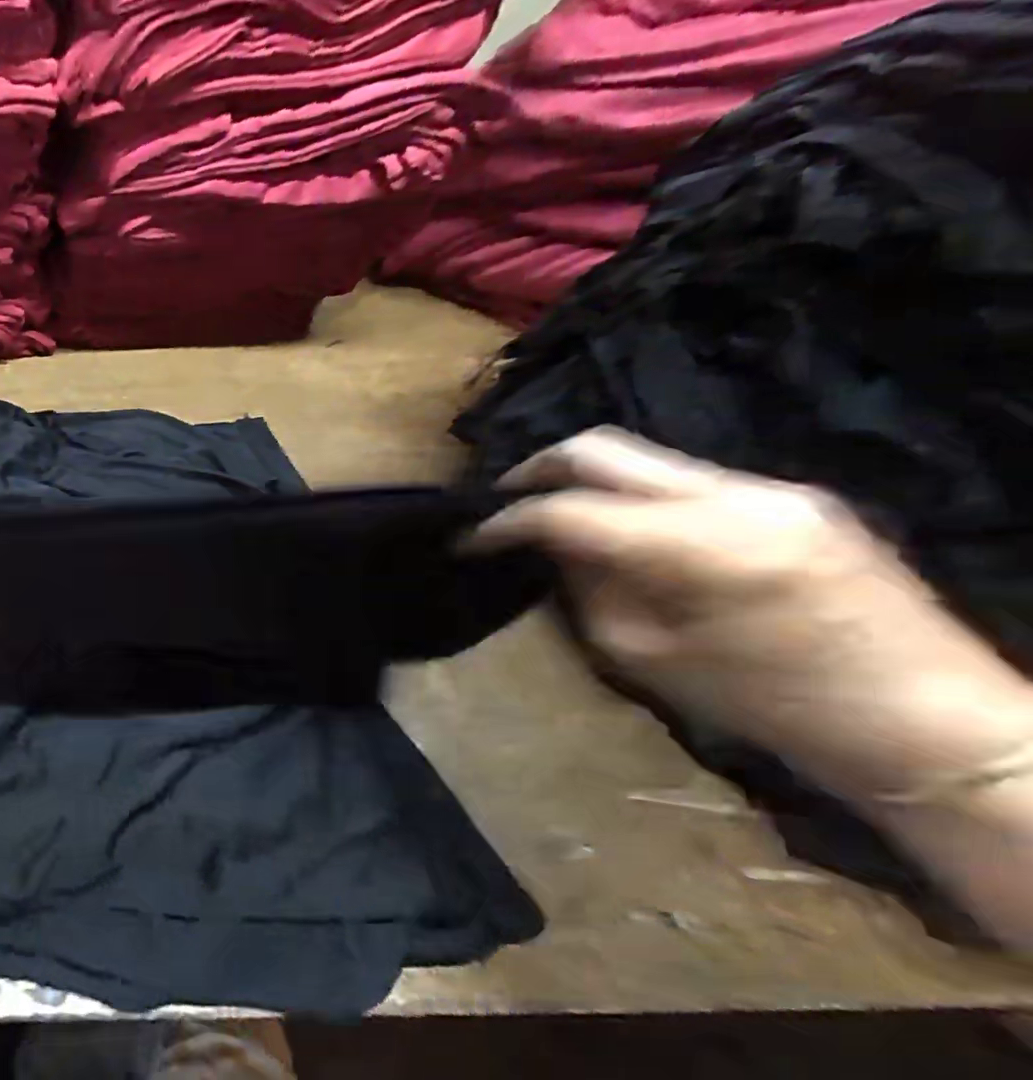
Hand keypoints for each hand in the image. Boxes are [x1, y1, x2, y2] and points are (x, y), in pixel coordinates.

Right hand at [467, 428, 1032, 802]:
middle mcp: (737, 495)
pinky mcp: (791, 498)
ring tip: (553, 521)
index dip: (506, 521)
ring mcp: (771, 489)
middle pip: (602, 448)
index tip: (468, 539)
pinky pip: (682, 480)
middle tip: (500, 505)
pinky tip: (620, 533)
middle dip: (535, 472)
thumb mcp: (646, 656)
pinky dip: (631, 497)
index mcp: (700, 546)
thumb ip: (589, 586)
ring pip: (642, 458)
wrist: (930, 725)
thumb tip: (553, 547)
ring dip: (585, 483)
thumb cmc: (773, 707)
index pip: (569, 508)